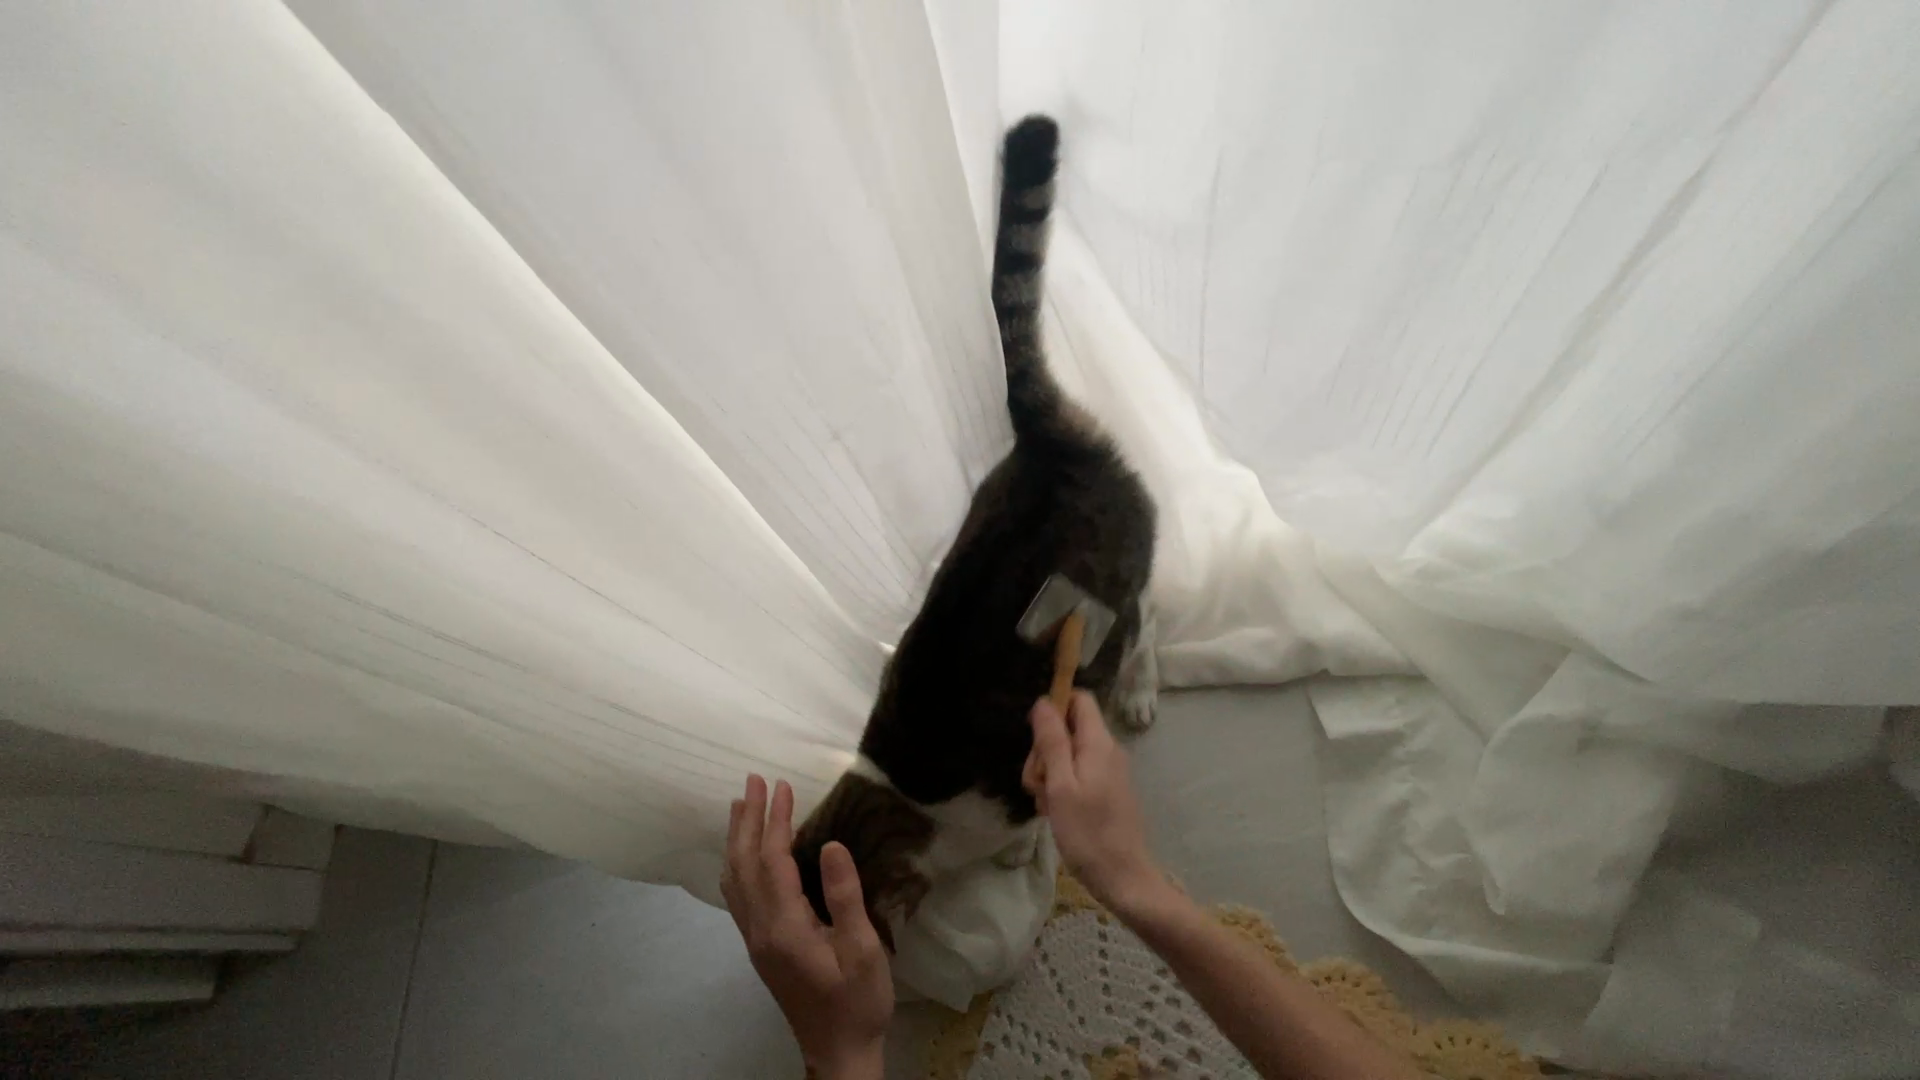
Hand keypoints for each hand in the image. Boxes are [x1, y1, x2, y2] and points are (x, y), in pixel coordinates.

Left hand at [721, 775, 891, 1079]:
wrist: (838, 1051)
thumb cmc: (858, 1000)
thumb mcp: (862, 949)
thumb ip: (845, 896)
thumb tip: (831, 844)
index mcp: (785, 927)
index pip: (773, 861)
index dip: (776, 820)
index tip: (783, 785)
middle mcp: (760, 930)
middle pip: (744, 864)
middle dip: (748, 819)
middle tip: (753, 780)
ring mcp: (755, 940)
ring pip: (735, 878)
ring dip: (738, 837)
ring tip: (743, 804)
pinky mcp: (760, 947)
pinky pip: (738, 893)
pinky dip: (738, 862)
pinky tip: (745, 852)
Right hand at [1022, 692, 1166, 914]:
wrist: (1124, 878)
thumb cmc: (1088, 833)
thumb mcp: (1061, 786)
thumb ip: (1052, 741)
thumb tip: (1043, 702)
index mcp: (1098, 743)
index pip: (1079, 699)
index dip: (1054, 706)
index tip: (1035, 735)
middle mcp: (1108, 750)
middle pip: (1070, 728)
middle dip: (1045, 749)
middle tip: (1037, 783)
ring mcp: (1110, 771)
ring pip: (1070, 753)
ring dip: (1050, 773)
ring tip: (1046, 803)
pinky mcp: (1108, 790)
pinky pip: (1079, 774)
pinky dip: (1062, 787)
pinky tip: (1056, 812)